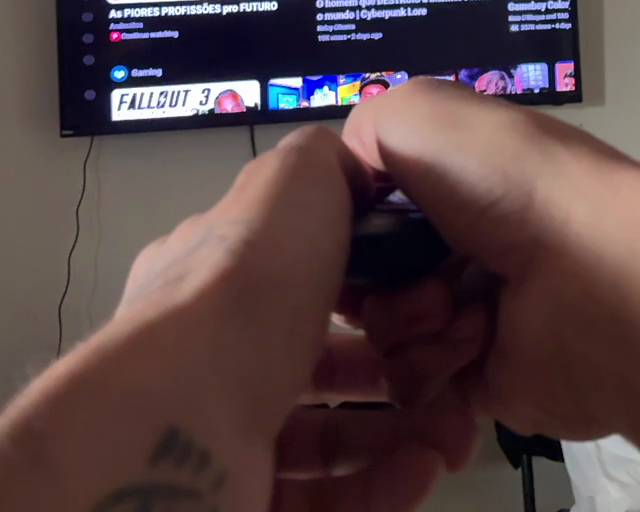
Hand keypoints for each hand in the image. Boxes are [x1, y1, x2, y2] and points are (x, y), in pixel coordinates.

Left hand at [109, 126, 478, 510]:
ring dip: (404, 433)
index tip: (422, 299)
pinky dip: (381, 485)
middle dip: (400, 370)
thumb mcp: (294, 179)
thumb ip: (326, 161)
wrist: (186, 408)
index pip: (303, 278)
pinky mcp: (241, 498)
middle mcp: (216, 352)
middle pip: (324, 362)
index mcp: (221, 275)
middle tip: (452, 381)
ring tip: (453, 437)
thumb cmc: (251, 279)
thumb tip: (357, 175)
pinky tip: (424, 471)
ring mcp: (225, 432)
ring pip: (332, 436)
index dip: (371, 288)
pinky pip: (324, 497)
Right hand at [342, 80, 639, 439]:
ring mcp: (464, 311)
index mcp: (445, 179)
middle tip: (415, 274)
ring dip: (407, 319)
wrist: (597, 278)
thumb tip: (350, 177)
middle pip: (361, 275)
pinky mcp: (476, 376)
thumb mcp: (421, 112)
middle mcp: (453, 240)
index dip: (344, 223)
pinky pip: (411, 384)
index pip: (361, 207)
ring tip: (460, 308)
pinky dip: (433, 362)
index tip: (347, 232)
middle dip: (375, 277)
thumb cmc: (505, 183)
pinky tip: (478, 340)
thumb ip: (364, 126)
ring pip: (378, 333)